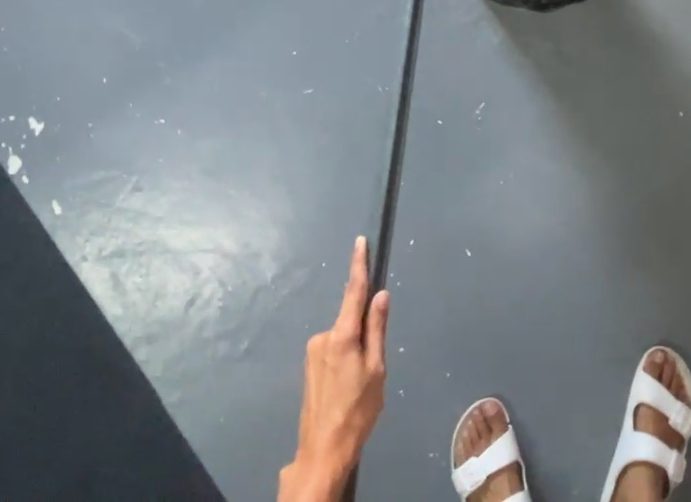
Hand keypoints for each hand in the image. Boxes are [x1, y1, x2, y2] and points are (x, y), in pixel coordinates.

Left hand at [279, 236, 390, 501]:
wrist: (323, 448)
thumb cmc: (358, 409)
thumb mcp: (377, 370)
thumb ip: (377, 329)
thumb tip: (380, 295)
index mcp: (342, 335)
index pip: (354, 291)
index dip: (358, 265)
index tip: (360, 241)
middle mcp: (323, 336)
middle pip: (351, 317)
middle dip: (366, 329)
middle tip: (374, 366)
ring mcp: (313, 350)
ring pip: (344, 336)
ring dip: (356, 347)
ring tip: (362, 384)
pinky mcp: (310, 363)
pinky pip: (334, 348)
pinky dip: (346, 357)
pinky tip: (349, 387)